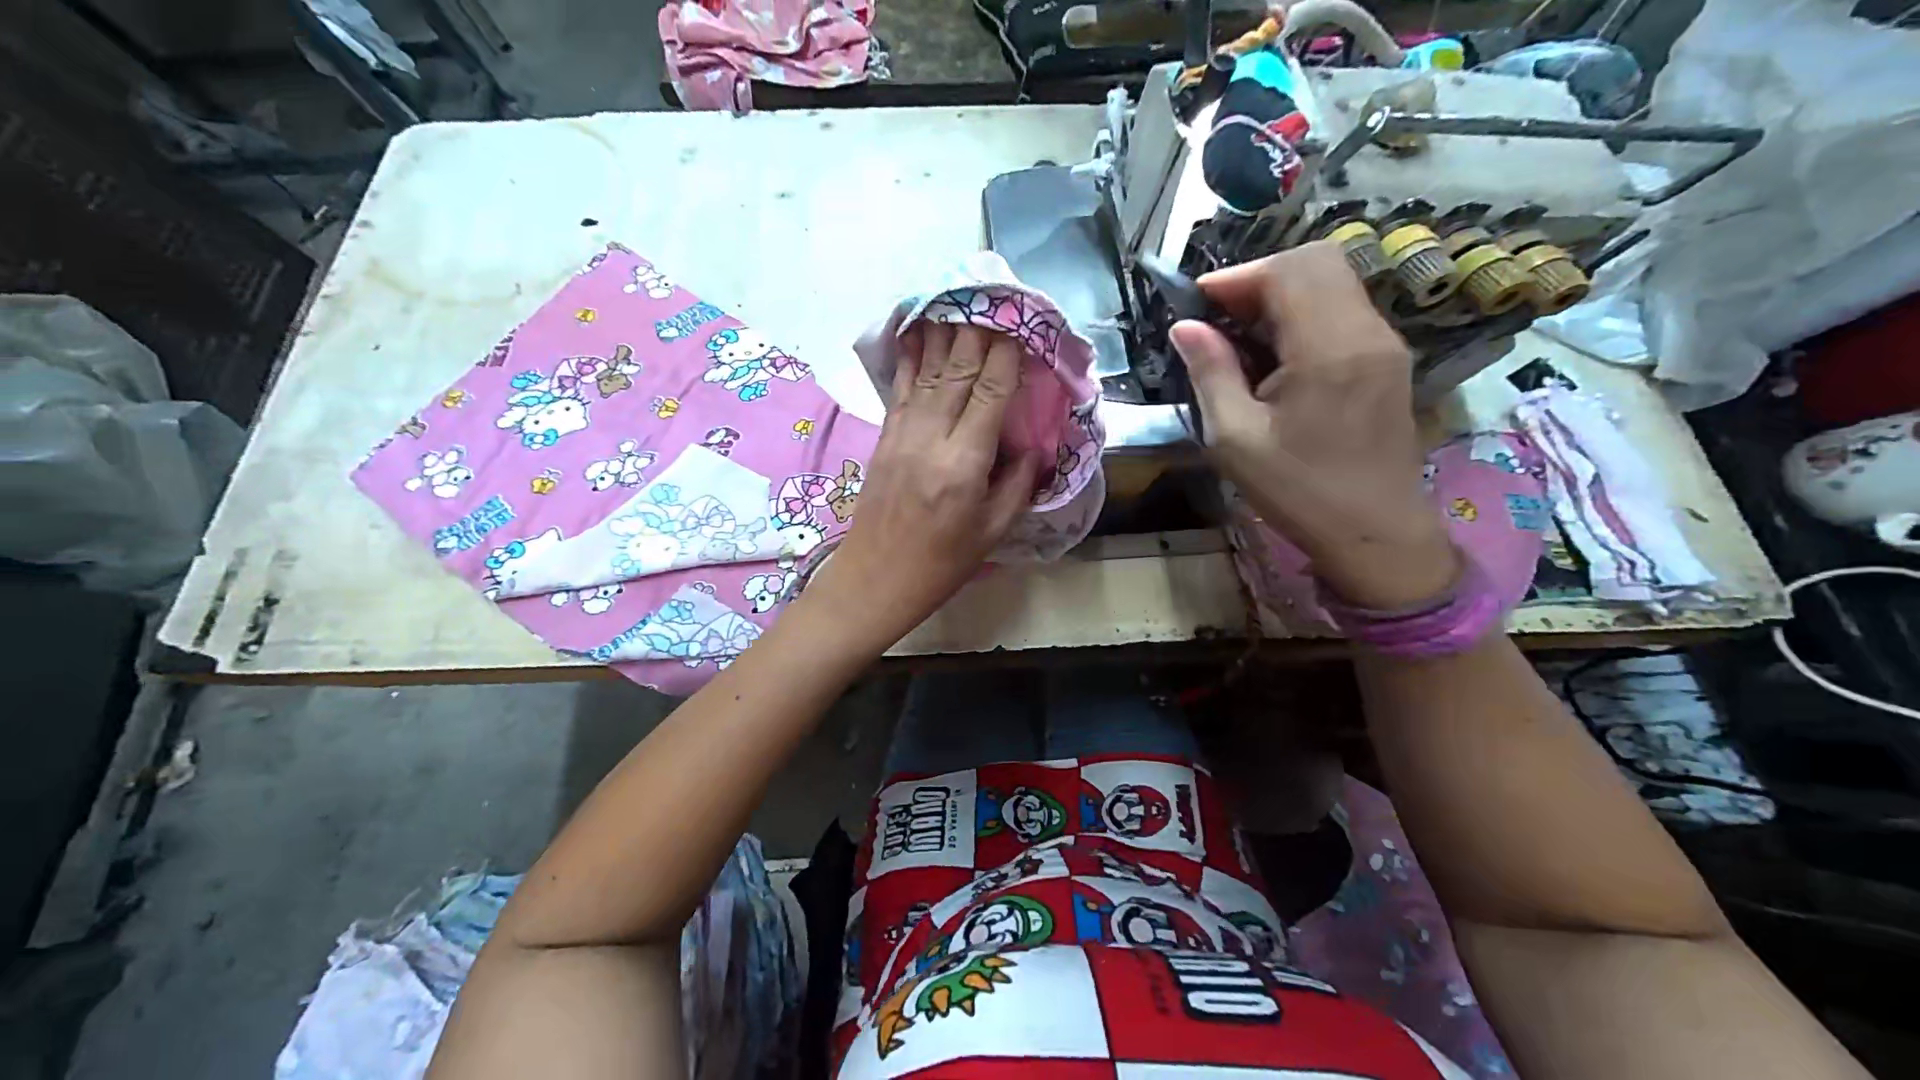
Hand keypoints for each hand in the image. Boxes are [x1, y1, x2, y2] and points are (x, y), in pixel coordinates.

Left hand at [804, 323, 1041, 647]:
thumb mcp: (993, 531)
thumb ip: (1017, 483)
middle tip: (997, 298)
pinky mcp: (885, 437)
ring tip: (962, 299)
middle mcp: (932, 439)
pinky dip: (912, 356)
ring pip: (929, 371)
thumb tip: (1032, 444)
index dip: (1008, 355)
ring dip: (947, 333)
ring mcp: (903, 434)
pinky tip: (919, 330)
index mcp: (964, 464)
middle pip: (959, 371)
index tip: (1022, 326)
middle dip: (980, 332)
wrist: (875, 580)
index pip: (991, 392)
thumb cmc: (942, 563)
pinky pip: (902, 387)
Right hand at [1169, 241, 1456, 609]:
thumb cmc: (1300, 491)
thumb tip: (1184, 327)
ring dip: (1281, 295)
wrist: (1376, 531)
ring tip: (1242, 339)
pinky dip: (1304, 314)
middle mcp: (1367, 331)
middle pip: (1315, 262)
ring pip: (1332, 282)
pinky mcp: (1387, 359)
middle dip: (1259, 279)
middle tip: (1219, 319)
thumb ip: (1210, 374)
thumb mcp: (1236, 439)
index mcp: (1329, 348)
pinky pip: (1343, 310)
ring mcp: (1385, 343)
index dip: (1236, 277)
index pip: (1287, 271)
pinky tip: (1276, 357)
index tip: (1196, 306)